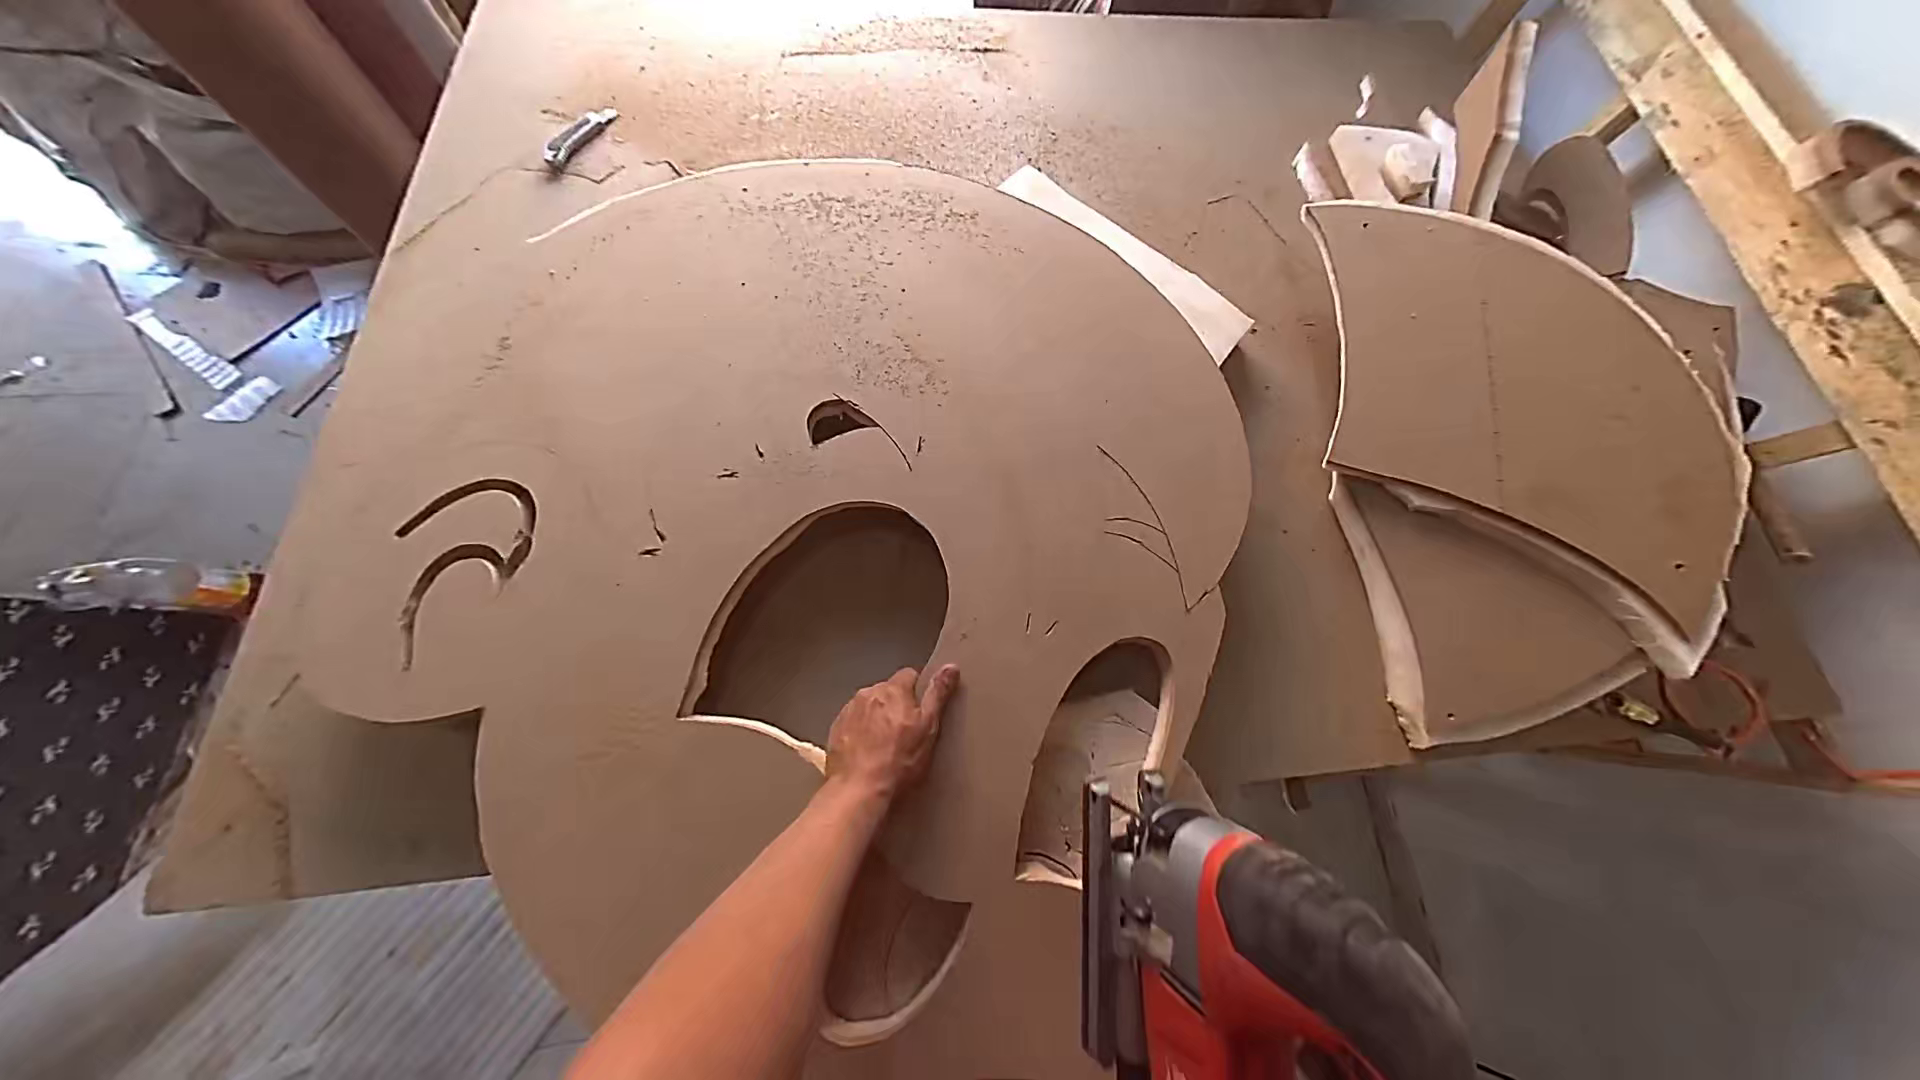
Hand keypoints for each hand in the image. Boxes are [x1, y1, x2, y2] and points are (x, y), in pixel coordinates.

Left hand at [825, 664, 957, 803]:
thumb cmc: (896, 762)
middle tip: (906, 733)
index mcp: (893, 690)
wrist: (859, 789)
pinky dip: (861, 731)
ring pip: (870, 706)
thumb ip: (938, 693)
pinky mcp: (837, 728)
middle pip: (888, 691)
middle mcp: (869, 694)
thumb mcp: (928, 727)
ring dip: (877, 718)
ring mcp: (850, 711)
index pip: (910, 675)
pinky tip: (869, 751)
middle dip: (896, 706)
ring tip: (886, 746)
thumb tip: (950, 668)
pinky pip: (854, 722)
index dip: (918, 692)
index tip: (921, 711)